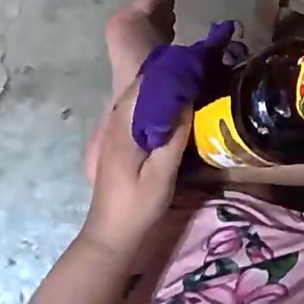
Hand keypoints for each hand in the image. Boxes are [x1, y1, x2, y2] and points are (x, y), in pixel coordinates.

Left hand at [81, 79, 188, 255]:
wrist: (110, 238)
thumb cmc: (137, 206)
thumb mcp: (162, 174)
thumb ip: (174, 136)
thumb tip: (187, 101)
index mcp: (123, 129)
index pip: (140, 87)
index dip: (164, 73)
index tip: (189, 65)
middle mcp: (115, 127)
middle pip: (137, 91)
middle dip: (163, 78)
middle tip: (193, 73)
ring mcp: (114, 136)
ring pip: (136, 102)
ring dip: (159, 92)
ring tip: (188, 86)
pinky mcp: (119, 145)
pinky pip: (137, 115)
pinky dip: (154, 106)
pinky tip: (173, 111)